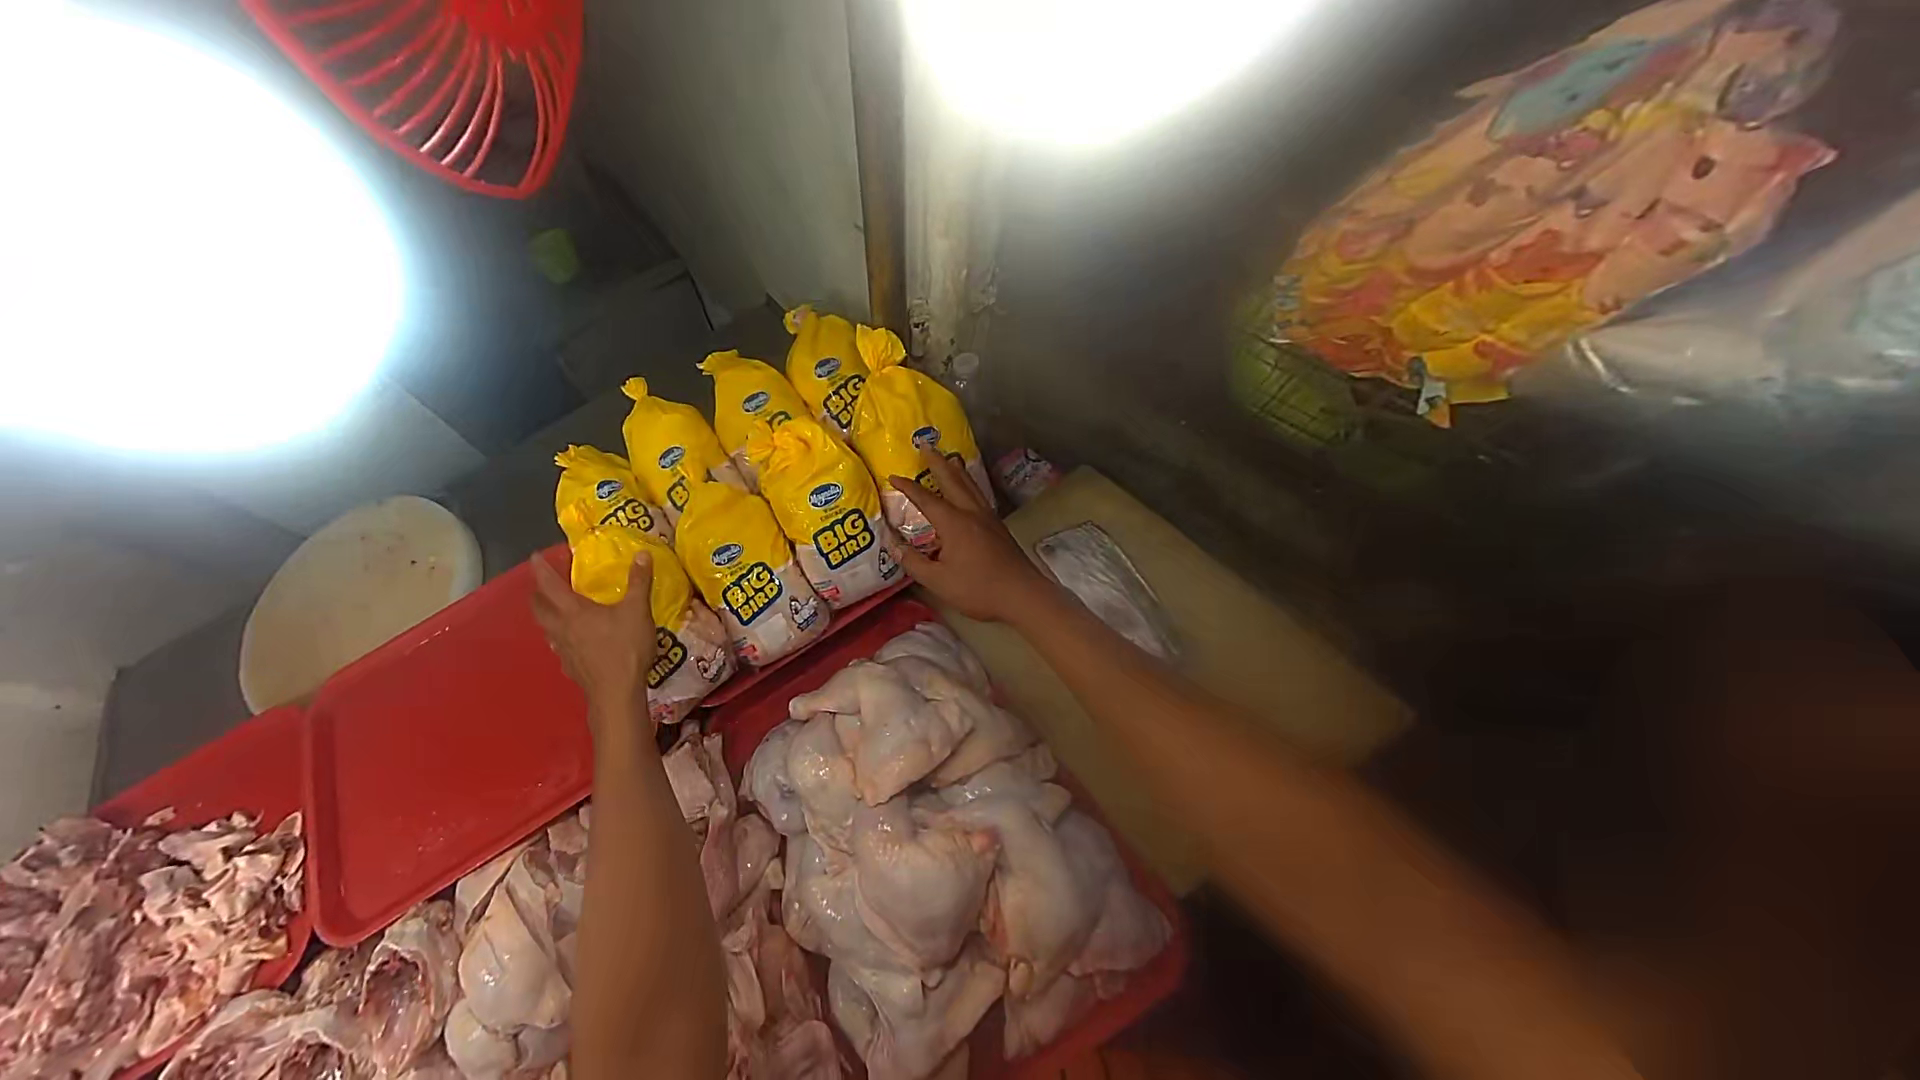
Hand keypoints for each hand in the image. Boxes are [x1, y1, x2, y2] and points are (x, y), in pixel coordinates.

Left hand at [530, 551, 656, 725]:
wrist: (616, 691)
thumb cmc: (625, 647)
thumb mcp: (638, 610)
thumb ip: (639, 581)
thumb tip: (642, 554)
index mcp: (573, 610)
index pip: (549, 584)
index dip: (542, 568)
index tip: (536, 556)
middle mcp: (561, 627)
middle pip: (538, 607)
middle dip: (538, 593)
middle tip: (546, 584)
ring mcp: (562, 648)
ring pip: (546, 627)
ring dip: (547, 615)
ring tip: (559, 609)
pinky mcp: (569, 665)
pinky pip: (558, 645)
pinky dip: (561, 636)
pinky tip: (574, 640)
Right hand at [889, 447, 1054, 623]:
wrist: (1022, 594)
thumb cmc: (978, 589)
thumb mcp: (938, 581)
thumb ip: (914, 562)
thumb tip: (893, 546)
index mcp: (954, 523)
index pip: (926, 499)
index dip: (908, 487)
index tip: (893, 476)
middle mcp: (972, 512)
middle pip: (952, 480)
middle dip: (937, 462)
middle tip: (925, 445)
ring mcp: (988, 517)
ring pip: (970, 485)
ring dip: (956, 469)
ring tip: (948, 458)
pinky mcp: (999, 526)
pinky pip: (979, 495)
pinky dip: (969, 484)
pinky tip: (969, 490)